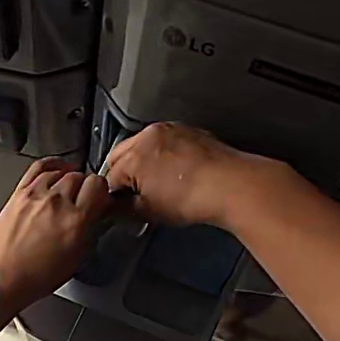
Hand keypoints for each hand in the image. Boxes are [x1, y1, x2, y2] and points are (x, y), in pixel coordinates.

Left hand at [0, 157, 110, 309]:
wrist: (2, 278)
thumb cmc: (35, 276)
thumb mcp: (75, 259)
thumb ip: (88, 231)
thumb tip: (94, 215)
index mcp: (75, 220)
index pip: (98, 185)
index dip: (101, 191)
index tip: (99, 199)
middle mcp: (57, 203)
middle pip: (80, 177)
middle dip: (84, 187)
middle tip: (82, 199)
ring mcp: (36, 195)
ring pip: (61, 172)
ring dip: (68, 178)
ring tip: (69, 189)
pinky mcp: (20, 193)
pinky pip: (40, 167)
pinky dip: (52, 165)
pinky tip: (57, 168)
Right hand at [103, 122, 307, 228]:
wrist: (230, 186)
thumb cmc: (191, 197)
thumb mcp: (147, 211)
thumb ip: (121, 208)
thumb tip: (111, 208)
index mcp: (134, 153)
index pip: (109, 176)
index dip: (111, 195)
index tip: (117, 206)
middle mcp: (149, 135)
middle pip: (122, 156)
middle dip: (123, 175)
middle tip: (132, 196)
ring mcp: (172, 130)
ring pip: (144, 147)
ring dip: (142, 164)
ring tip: (154, 187)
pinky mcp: (190, 132)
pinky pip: (165, 143)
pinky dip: (162, 157)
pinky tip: (172, 176)